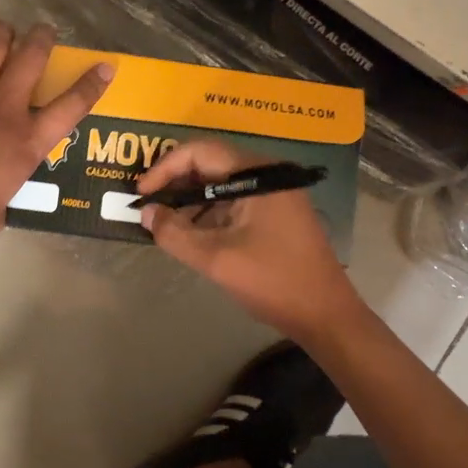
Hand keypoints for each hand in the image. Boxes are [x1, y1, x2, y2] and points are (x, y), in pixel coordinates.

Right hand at [138, 139, 358, 339]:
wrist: (326, 315)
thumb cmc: (273, 281)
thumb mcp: (215, 259)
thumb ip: (175, 233)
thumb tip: (146, 212)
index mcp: (258, 175)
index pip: (200, 152)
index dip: (165, 168)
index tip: (141, 193)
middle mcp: (268, 175)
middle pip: (210, 162)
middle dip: (175, 181)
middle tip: (148, 203)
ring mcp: (274, 194)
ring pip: (220, 182)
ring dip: (190, 198)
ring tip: (163, 220)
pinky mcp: (275, 213)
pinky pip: (234, 199)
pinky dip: (209, 210)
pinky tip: (190, 232)